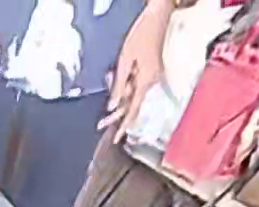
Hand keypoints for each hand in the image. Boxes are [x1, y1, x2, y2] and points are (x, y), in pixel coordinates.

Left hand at [98, 17, 164, 143]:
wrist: (158, 14)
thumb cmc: (140, 35)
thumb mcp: (125, 62)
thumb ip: (119, 86)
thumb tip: (113, 107)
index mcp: (146, 81)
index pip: (133, 109)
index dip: (124, 125)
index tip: (117, 139)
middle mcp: (151, 82)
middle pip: (131, 105)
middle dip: (116, 113)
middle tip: (100, 124)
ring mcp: (152, 77)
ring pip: (131, 94)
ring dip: (119, 92)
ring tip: (110, 76)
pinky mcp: (150, 71)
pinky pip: (135, 84)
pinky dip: (124, 83)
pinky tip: (116, 74)